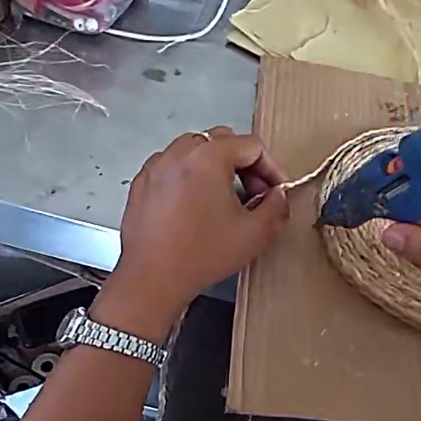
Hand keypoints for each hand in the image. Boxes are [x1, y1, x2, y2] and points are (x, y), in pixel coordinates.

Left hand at [101, 126, 288, 336]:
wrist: (153, 278)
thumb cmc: (199, 255)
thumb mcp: (255, 234)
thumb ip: (276, 207)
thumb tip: (277, 196)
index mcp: (209, 156)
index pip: (251, 146)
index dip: (271, 168)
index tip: (275, 189)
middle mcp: (179, 153)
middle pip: (223, 141)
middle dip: (244, 165)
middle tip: (255, 193)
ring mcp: (156, 166)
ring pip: (196, 152)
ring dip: (217, 169)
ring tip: (226, 200)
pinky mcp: (142, 184)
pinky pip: (173, 168)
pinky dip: (190, 179)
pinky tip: (197, 208)